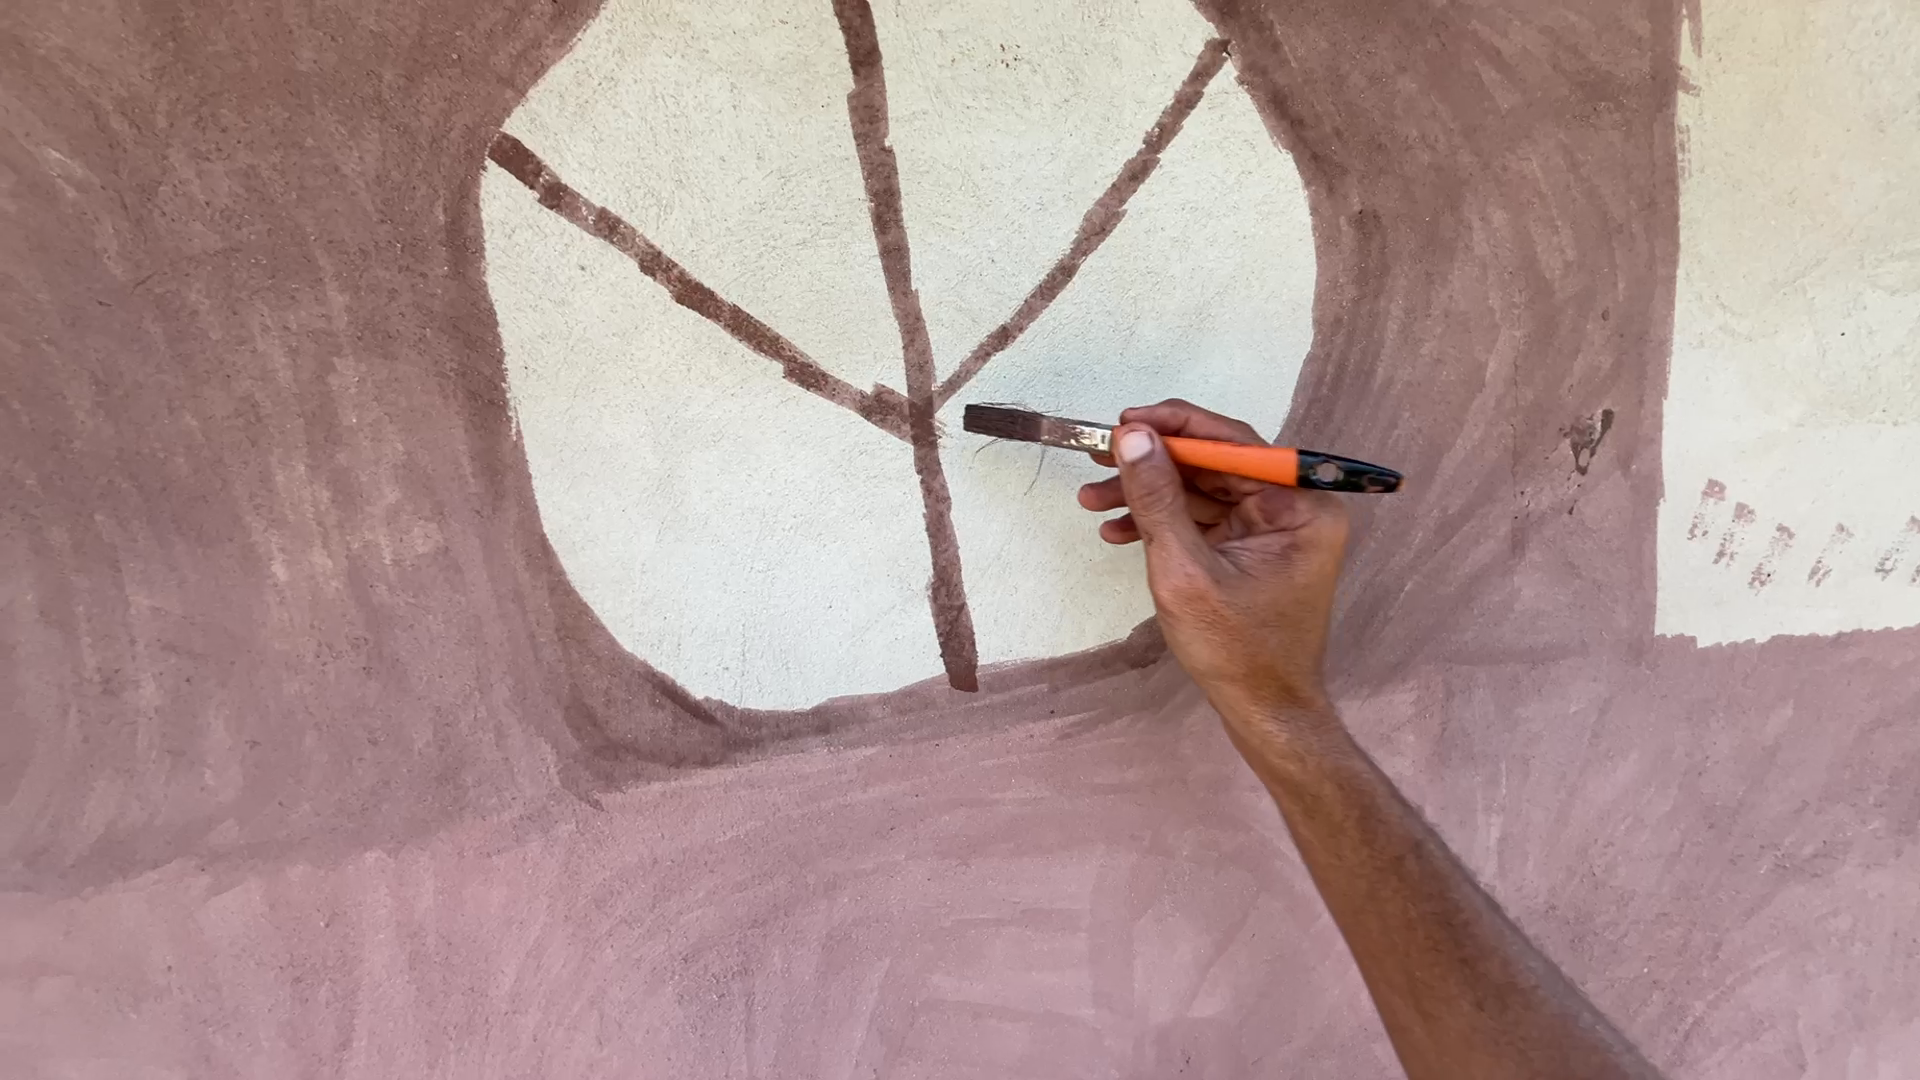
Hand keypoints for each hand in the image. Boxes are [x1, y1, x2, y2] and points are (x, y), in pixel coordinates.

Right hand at [1078, 400, 1348, 737]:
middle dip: (1150, 465)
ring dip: (1145, 496)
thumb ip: (1157, 499)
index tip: (1123, 423)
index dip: (1174, 426)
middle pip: (1211, 465)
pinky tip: (1117, 531)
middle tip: (1097, 457)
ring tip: (1090, 501)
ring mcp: (1269, 529)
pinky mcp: (1247, 548)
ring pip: (1199, 491)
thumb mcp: (1184, 569)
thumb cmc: (1233, 648)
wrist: (1261, 709)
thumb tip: (1132, 437)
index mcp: (1298, 506)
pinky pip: (1200, 520)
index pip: (1233, 443)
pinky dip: (1159, 523)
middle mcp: (1291, 508)